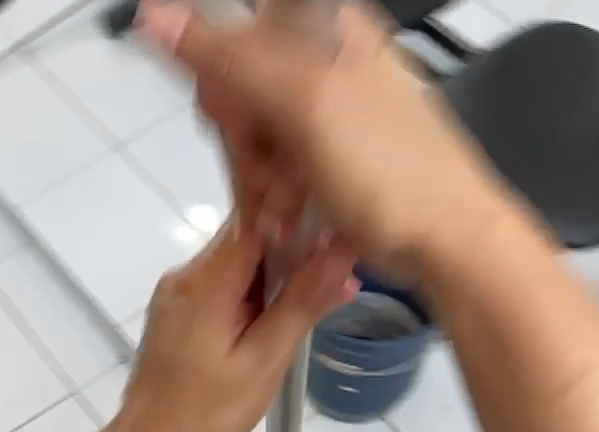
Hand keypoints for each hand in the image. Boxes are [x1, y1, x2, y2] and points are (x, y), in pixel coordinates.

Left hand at [113, 216, 355, 431]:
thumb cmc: (208, 412)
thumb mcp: (264, 362)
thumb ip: (301, 303)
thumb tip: (342, 253)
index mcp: (207, 280)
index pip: (258, 218)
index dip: (300, 219)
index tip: (336, 235)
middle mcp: (186, 274)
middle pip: (247, 238)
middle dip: (290, 253)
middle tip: (330, 282)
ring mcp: (176, 293)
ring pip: (234, 263)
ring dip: (271, 279)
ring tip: (304, 310)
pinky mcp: (174, 312)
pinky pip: (218, 287)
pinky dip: (248, 297)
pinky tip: (266, 327)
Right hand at [137, 0, 518, 279]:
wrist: (444, 241)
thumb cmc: (390, 172)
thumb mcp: (304, 105)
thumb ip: (230, 58)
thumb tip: (155, 17)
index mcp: (321, 26)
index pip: (232, 29)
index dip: (224, 80)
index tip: (241, 121)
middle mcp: (321, 63)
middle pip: (237, 89)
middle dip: (245, 141)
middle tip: (273, 171)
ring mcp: (324, 115)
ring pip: (253, 136)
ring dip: (259, 180)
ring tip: (291, 205)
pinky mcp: (324, 160)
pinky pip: (274, 169)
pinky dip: (274, 197)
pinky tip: (292, 214)